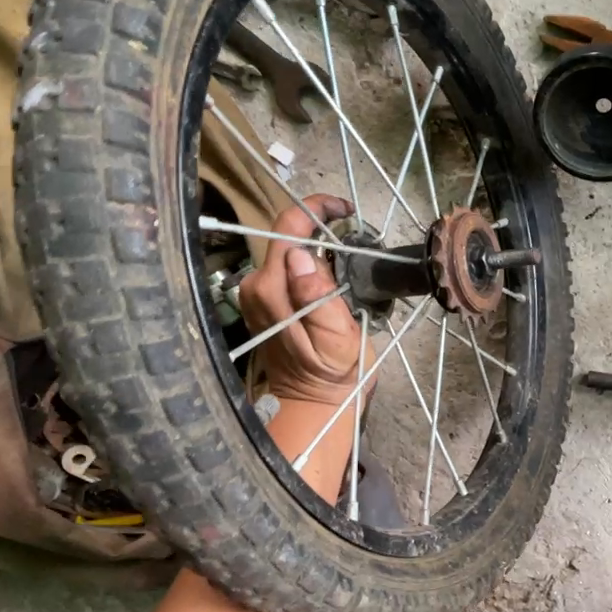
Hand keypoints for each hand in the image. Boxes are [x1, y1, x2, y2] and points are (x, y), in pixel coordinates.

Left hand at [238, 195, 370, 407]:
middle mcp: (256, 284)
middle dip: (321, 229)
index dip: (318, 208)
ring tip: (347, 262)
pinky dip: (310, 263)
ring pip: (287, 250)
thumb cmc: (334, 374)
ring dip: (317, 248)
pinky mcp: (264, 299)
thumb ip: (318, 296)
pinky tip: (331, 278)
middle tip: (355, 240)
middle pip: (286, 235)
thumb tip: (302, 254)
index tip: (347, 211)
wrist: (314, 403)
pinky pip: (287, 267)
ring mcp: (257, 292)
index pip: (288, 227)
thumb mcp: (336, 339)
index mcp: (272, 289)